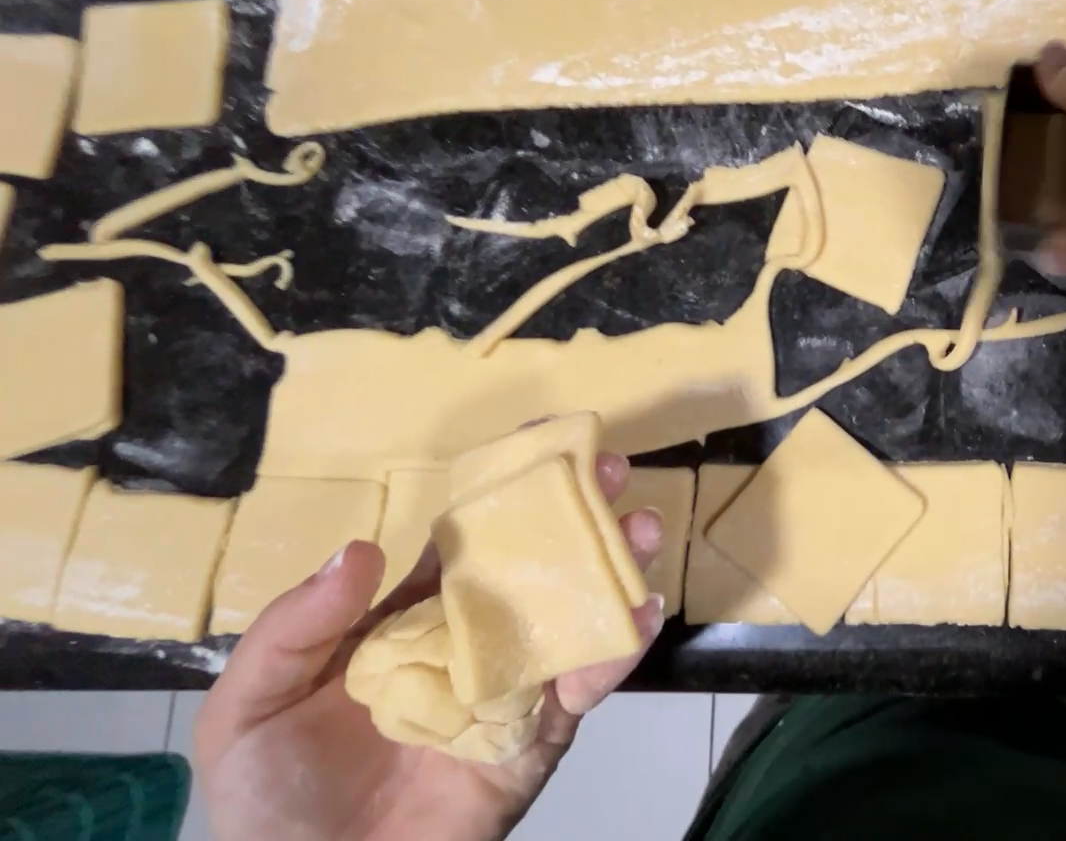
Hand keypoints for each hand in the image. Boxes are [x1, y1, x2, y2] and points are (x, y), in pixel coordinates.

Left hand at [194, 453, 665, 840]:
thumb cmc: (280, 800)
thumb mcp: (250, 710)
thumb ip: (295, 629)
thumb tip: (364, 548)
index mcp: (422, 614)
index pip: (474, 536)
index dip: (510, 487)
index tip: (545, 440)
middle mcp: (485, 631)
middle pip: (543, 560)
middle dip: (582, 512)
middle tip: (613, 471)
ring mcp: (523, 675)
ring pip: (581, 608)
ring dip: (618, 564)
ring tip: (642, 529)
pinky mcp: (549, 726)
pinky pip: (590, 681)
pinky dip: (620, 646)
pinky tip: (639, 611)